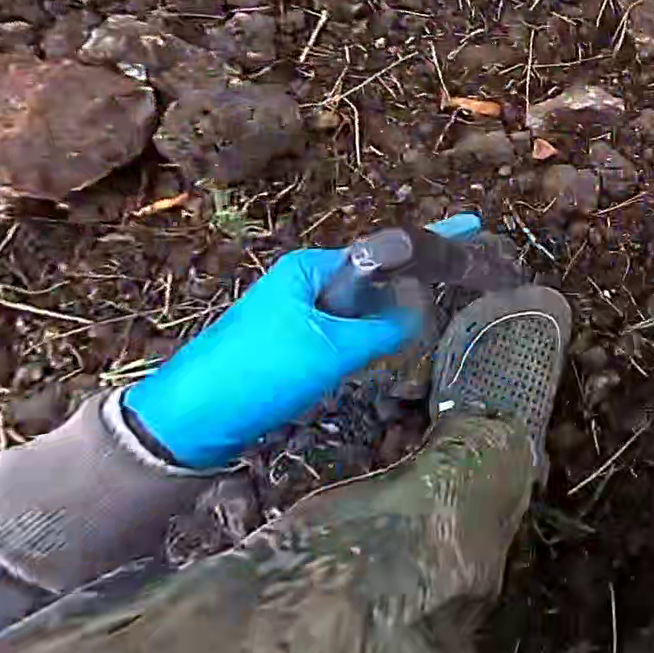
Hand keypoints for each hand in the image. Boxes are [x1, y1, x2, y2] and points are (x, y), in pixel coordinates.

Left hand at [125, 214, 482, 467]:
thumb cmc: (260, 370)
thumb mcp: (333, 348)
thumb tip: (418, 314)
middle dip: (405, 287)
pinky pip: (342, 331)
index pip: (381, 249)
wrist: (185, 425)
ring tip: (407, 330)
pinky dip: (363, 339)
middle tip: (444, 290)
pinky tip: (376, 353)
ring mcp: (295, 312)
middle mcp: (303, 282)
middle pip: (374, 278)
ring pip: (359, 309)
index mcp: (310, 268)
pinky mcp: (290, 342)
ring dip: (382, 320)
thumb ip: (384, 328)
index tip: (468, 227)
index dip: (427, 241)